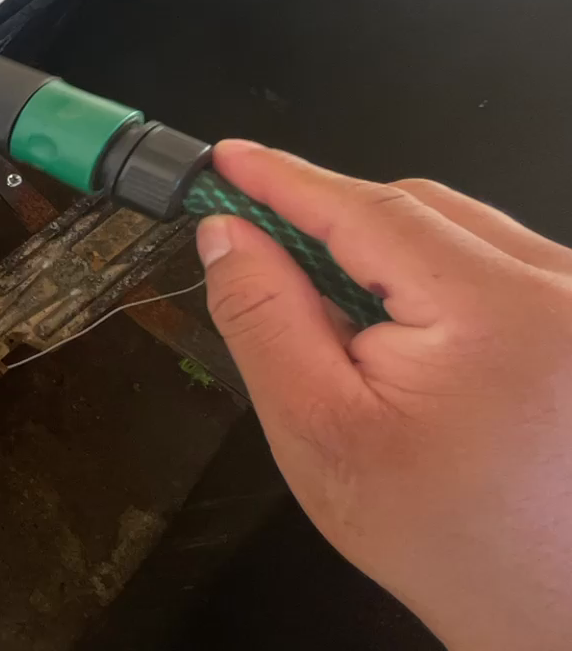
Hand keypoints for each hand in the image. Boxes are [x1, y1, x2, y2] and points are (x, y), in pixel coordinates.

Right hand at [198, 139, 571, 649]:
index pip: (369, 212)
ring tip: (332, 309)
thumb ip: (260, 313)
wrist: (570, 620)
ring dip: (381, 249)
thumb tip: (225, 231)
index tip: (224, 156)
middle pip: (423, 210)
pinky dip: (431, 274)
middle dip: (328, 216)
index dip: (284, 177)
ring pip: (466, 233)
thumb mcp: (313, 421)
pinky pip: (505, 267)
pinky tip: (399, 329)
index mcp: (503, 316)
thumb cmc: (438, 531)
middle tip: (254, 242)